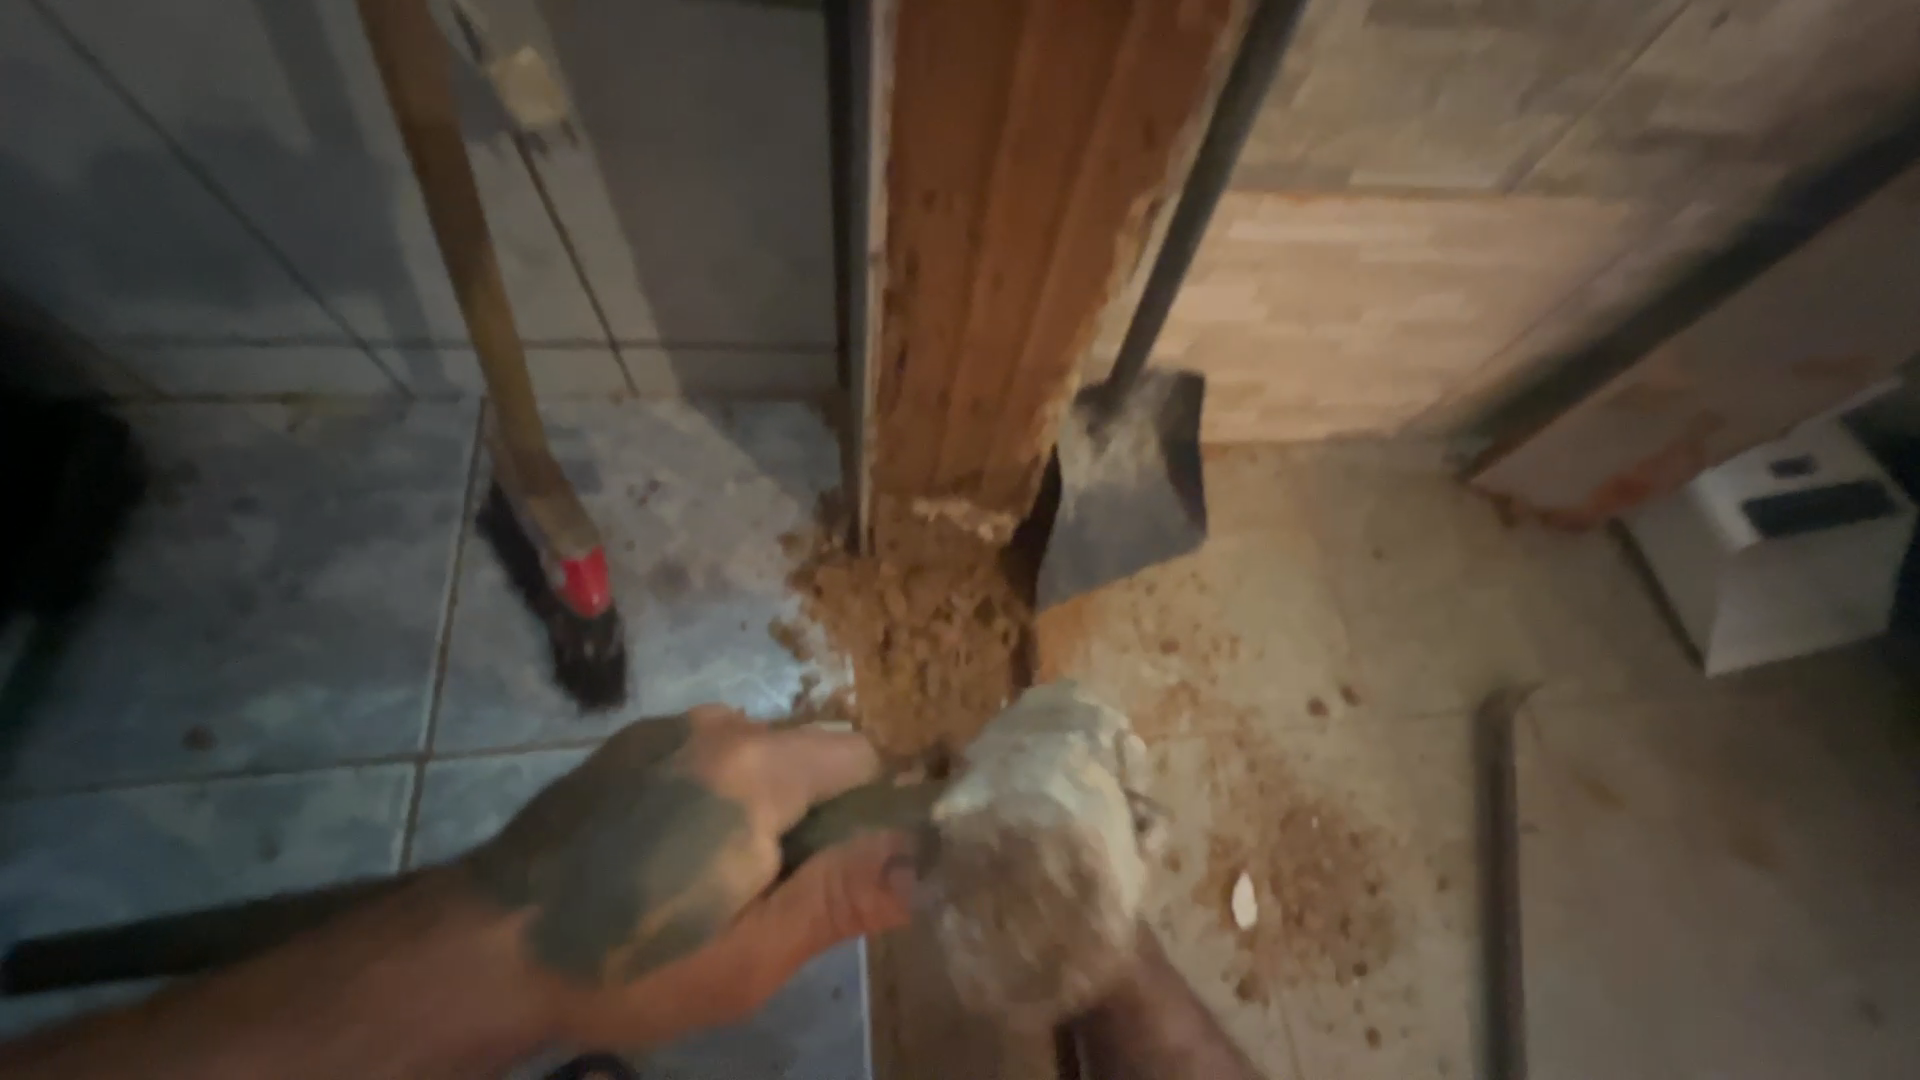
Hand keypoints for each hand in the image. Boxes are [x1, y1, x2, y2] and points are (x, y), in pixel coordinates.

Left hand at [463, 705, 915, 1047]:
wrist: (482, 945)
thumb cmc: (629, 960)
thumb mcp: (750, 953)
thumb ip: (844, 896)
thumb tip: (922, 859)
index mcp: (757, 766)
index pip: (861, 757)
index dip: (863, 815)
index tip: (826, 873)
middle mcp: (719, 723)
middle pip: (808, 755)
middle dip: (807, 814)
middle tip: (758, 888)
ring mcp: (669, 724)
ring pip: (760, 753)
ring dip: (759, 803)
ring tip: (705, 872)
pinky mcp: (632, 738)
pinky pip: (710, 753)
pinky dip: (713, 790)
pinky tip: (661, 848)